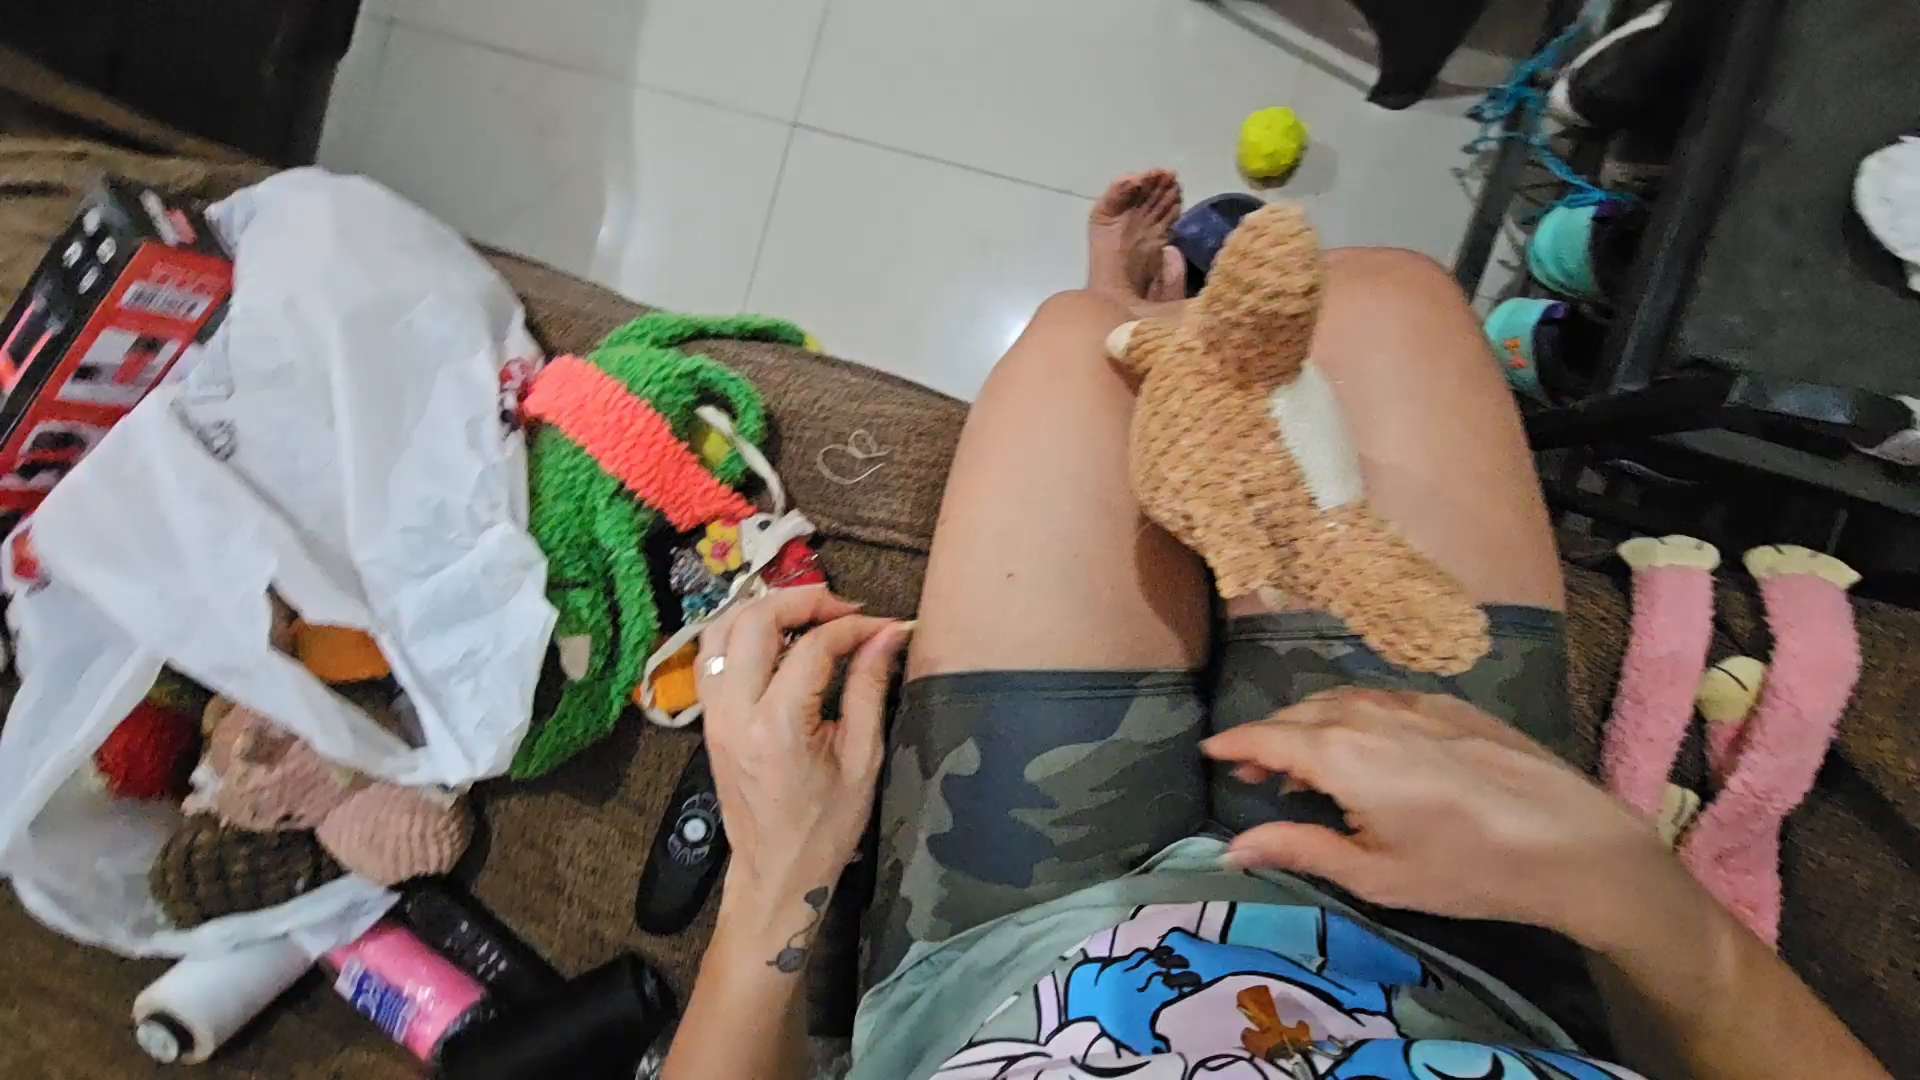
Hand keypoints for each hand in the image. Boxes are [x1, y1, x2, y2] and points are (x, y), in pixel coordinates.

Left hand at [696, 586, 910, 945]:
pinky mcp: (708, 718)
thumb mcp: (863, 758)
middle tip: (843, 608)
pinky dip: (740, 630)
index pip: (814, 647)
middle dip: (804, 600)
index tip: (885, 627)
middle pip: (755, 620)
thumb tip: (890, 633)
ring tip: (808, 614)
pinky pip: (711, 653)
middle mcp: (734, 712)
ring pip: (721, 628)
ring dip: (765, 608)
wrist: (776, 873)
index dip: (854, 627)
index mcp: (777, 726)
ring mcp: (712, 714)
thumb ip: (871, 686)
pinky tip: (775, 637)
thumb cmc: (827, 825)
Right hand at [1203, 688, 1697, 950]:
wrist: (1581, 846)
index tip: (1208, 751)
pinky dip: (1346, 717)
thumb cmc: (1469, 870)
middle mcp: (1361, 713)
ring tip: (1303, 764)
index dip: (1230, 744)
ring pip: (1331, 702)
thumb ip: (1298, 848)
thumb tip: (1231, 846)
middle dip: (1263, 741)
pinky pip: (1372, 699)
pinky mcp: (1441, 701)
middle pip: (1292, 717)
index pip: (1262, 738)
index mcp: (1338, 754)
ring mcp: (1404, 701)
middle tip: (1252, 775)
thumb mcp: (1375, 875)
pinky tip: (1362, 747)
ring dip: (1304, 727)